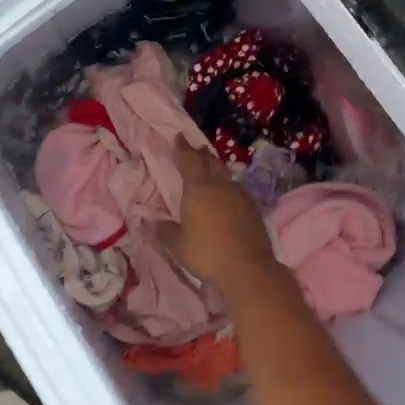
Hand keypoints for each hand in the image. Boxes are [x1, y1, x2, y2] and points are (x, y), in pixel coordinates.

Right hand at [160, 141, 277, 290]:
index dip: (183, 148)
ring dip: (217, 168)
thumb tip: (150, 223)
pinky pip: (237, 190)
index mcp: (199, 188)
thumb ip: (164, 231)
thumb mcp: (178, 245)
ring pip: (226, 174)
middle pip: (210, 162)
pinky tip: (228, 195)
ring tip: (211, 168)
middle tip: (196, 148)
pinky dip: (228, 187)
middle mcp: (220, 185)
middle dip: (201, 154)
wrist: (248, 268)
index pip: (189, 160)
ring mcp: (240, 195)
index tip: (179, 137)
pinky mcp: (253, 209)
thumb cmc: (206, 253)